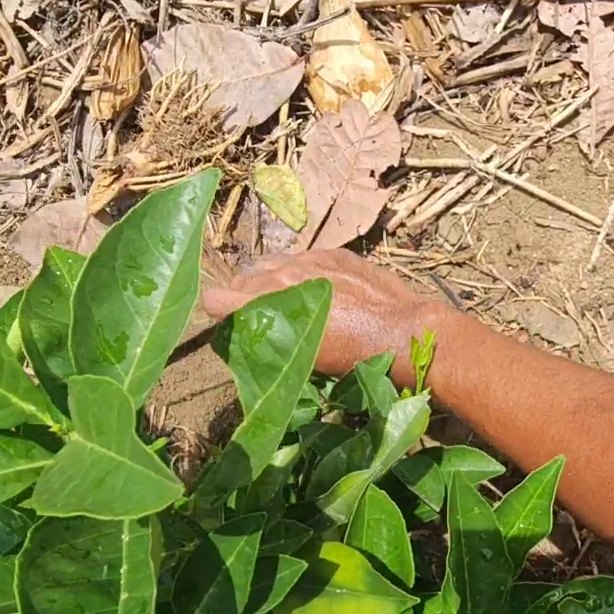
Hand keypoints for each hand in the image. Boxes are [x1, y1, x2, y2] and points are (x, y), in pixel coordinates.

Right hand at [201, 250, 454, 382]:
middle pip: (242, 276)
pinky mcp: (333, 253)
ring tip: (289, 298)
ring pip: (271, 262)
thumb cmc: (349, 357)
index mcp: (265, 304)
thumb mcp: (300, 359)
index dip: (219, 311)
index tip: (230, 322)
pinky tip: (320, 287)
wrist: (398, 333)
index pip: (215, 298)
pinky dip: (304, 271)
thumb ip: (267, 343)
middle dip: (245, 294)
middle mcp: (280, 276)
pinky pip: (304, 257)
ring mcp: (308, 260)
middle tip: (262, 315)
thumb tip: (252, 341)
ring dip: (272, 278)